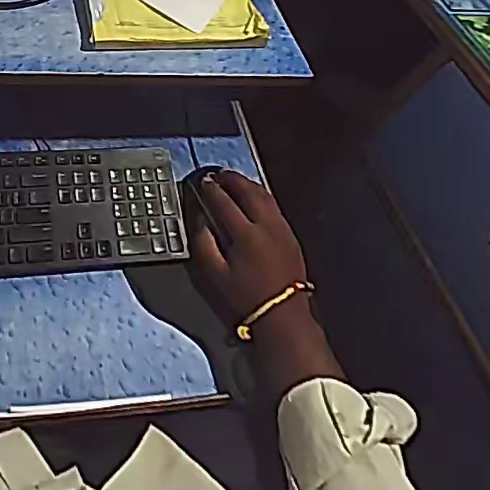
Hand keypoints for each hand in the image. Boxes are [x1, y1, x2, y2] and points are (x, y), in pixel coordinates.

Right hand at [187, 169, 341, 396]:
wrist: (283, 314)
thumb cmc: (245, 295)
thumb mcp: (214, 272)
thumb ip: (203, 241)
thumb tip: (199, 217)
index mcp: (245, 234)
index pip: (224, 201)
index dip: (210, 189)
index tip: (201, 182)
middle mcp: (266, 225)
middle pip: (247, 191)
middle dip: (230, 179)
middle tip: (217, 175)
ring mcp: (281, 228)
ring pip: (264, 195)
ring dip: (246, 184)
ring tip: (233, 180)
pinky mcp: (290, 233)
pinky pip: (273, 205)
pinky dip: (260, 194)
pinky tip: (252, 196)